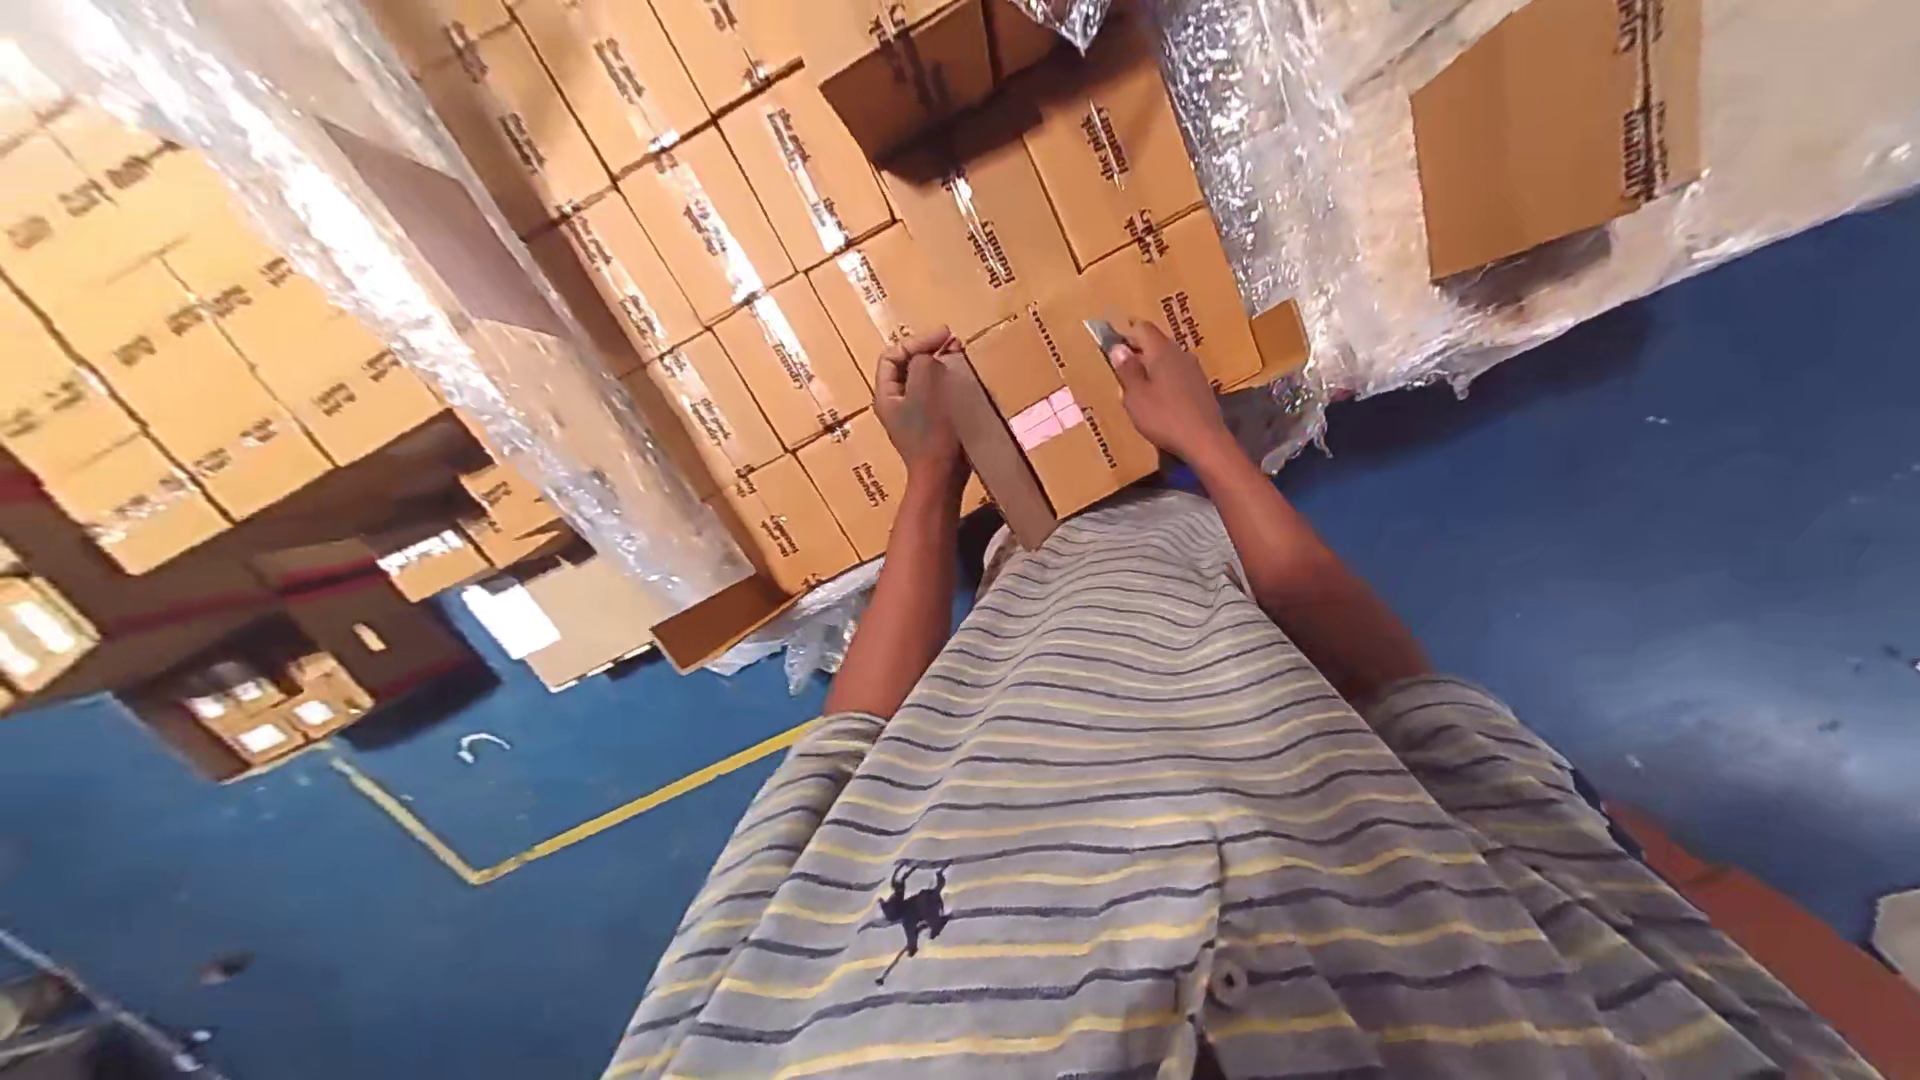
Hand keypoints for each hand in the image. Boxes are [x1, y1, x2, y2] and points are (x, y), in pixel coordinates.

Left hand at [874, 326, 964, 482]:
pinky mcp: (931, 425)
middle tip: (953, 342)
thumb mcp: (924, 389)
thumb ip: (922, 363)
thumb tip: (930, 357)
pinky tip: (964, 380)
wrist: (942, 477)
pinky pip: (936, 395)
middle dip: (929, 350)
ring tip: (960, 357)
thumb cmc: (931, 435)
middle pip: (907, 366)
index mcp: (886, 395)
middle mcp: (895, 404)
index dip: (917, 341)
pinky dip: (948, 382)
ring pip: (924, 379)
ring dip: (941, 365)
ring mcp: (913, 416)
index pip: (893, 355)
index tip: (944, 336)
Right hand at [1108, 319, 1233, 462]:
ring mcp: (1193, 370)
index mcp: (1162, 351)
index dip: (1125, 332)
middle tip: (1118, 367)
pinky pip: (1176, 374)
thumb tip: (1118, 347)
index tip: (1111, 344)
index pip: (1143, 328)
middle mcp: (1180, 354)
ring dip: (1150, 367)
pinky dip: (1162, 380)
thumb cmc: (1164, 417)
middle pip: (1155, 343)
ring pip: (1166, 359)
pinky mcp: (1200, 387)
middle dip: (1136, 351)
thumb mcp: (1136, 396)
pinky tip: (1156, 398)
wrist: (1205, 441)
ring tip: (1134, 385)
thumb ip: (1127, 370)